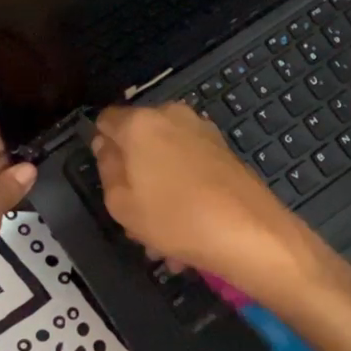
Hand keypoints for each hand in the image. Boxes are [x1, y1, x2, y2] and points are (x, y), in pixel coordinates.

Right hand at [92, 104, 326, 301]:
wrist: (249, 232)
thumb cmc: (174, 218)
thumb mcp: (121, 203)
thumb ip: (107, 169)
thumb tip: (107, 147)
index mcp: (140, 123)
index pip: (105, 121)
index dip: (101, 148)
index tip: (108, 179)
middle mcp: (171, 116)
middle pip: (138, 140)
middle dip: (133, 173)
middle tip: (134, 214)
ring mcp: (202, 131)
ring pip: (165, 158)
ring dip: (158, 188)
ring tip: (163, 235)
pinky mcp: (224, 150)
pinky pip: (189, 166)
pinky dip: (183, 190)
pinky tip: (187, 228)